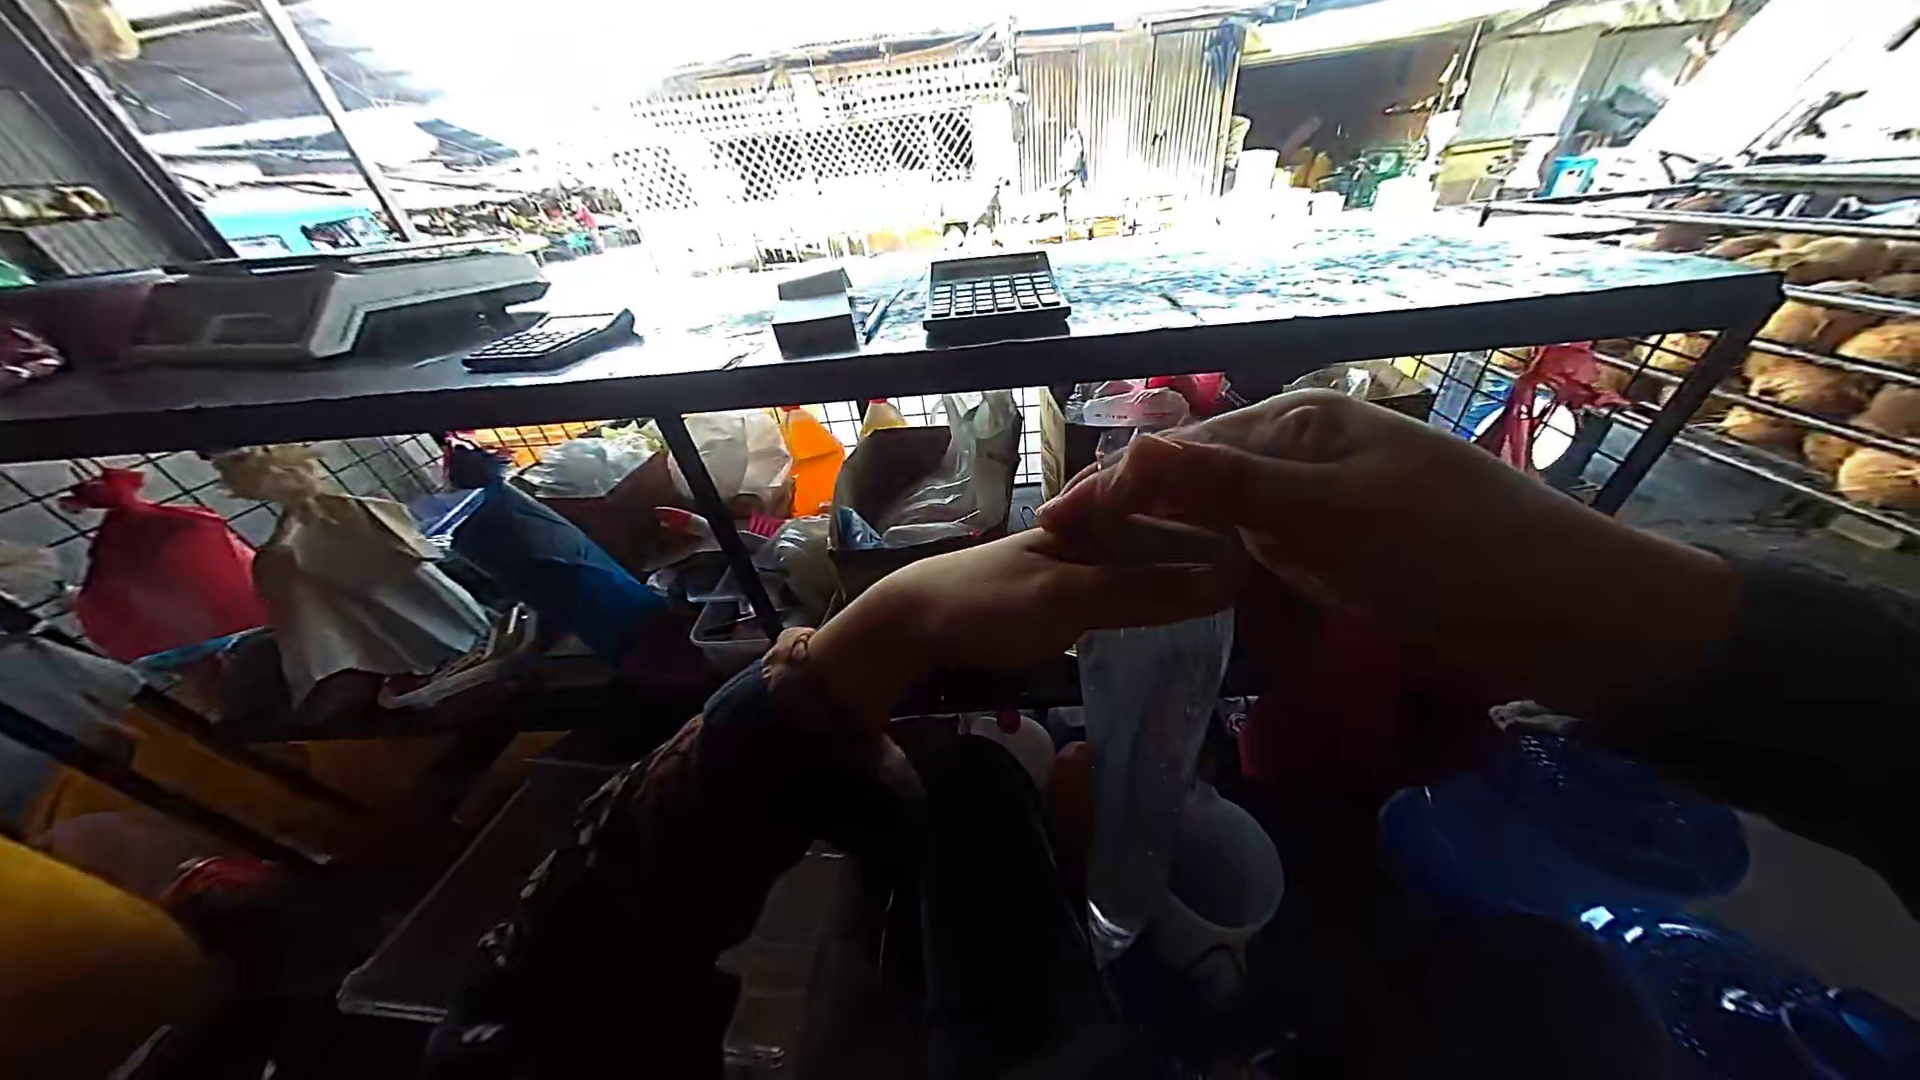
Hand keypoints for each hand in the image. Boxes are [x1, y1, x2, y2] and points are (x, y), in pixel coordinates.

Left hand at [805, 522, 1245, 727]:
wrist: (916, 626)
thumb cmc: (987, 601)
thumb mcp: (1067, 596)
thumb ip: (1141, 589)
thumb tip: (1225, 582)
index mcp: (1093, 515)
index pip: (1173, 504)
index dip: (1223, 519)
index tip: (1274, 546)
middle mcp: (1094, 530)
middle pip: (1168, 532)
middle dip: (1214, 550)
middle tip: (1273, 578)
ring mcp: (1081, 563)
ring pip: (1149, 562)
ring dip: (1189, 576)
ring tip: (1246, 596)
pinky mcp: (1071, 596)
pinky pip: (1126, 591)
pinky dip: (1157, 599)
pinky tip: (1185, 613)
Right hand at [1040, 390, 1739, 711]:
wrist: (1561, 615)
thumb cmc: (1450, 549)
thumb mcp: (1330, 514)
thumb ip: (1229, 486)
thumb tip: (1136, 443)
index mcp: (1298, 423)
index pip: (1184, 452)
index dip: (1118, 484)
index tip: (1058, 519)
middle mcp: (1293, 451)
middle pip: (1188, 478)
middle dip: (1122, 505)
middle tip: (1059, 536)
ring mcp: (1302, 498)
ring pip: (1208, 511)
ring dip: (1151, 529)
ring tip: (1091, 552)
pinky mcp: (1314, 541)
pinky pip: (1238, 542)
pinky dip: (1195, 553)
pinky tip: (1160, 565)